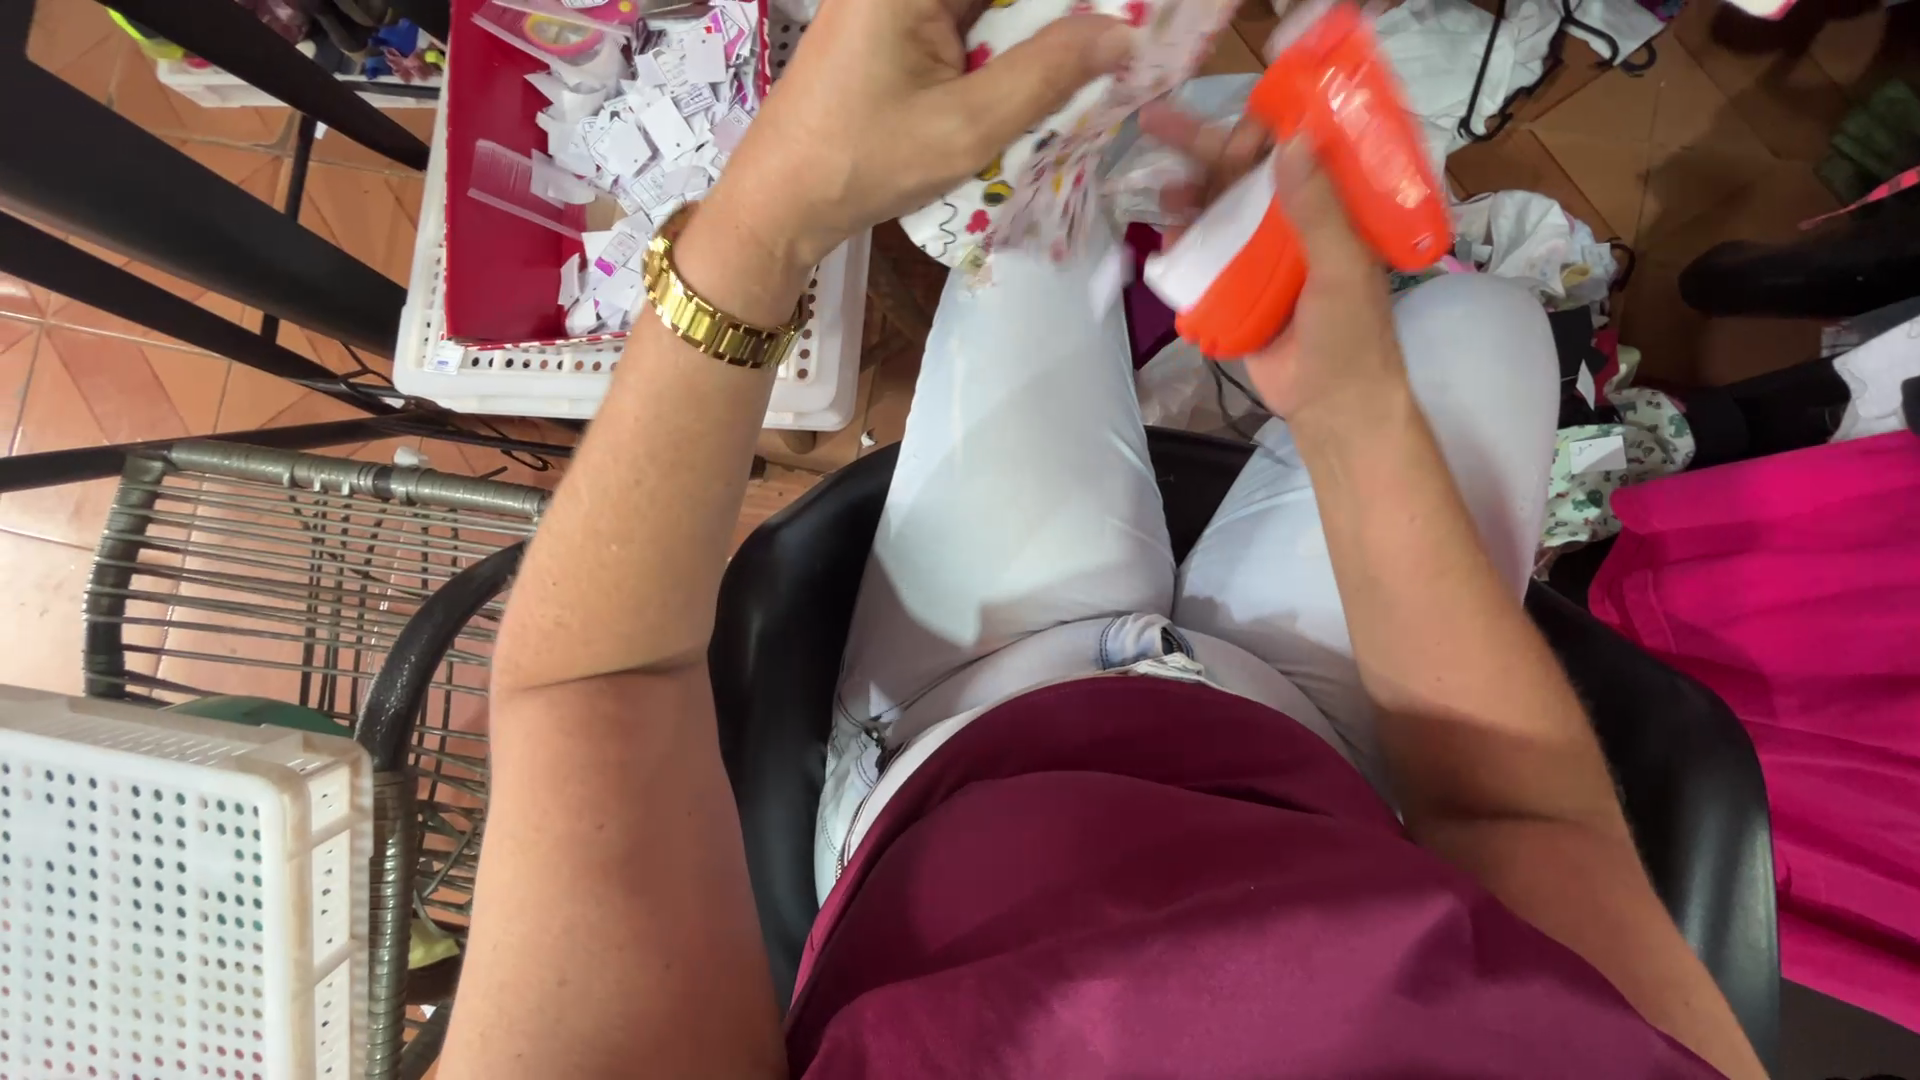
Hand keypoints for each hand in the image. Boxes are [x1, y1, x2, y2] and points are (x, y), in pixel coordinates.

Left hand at [708, 0, 1133, 273]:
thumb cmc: (865, 164)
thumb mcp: (966, 127)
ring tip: (1082, 69)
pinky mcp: (896, 24)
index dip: (1070, 6)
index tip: (1117, 22)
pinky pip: (966, 23)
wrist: (785, 200)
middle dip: (1055, 20)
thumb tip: (1123, 32)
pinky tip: (1030, 84)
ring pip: (989, 6)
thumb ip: (1048, 74)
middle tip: (1108, 50)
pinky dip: (1000, 51)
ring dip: (1031, 37)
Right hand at [1138, 102, 1407, 427]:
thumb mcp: (1340, 268)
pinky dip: (1182, 246)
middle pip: (1242, 176)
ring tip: (1163, 195)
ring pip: (1216, 214)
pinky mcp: (1233, 291)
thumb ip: (1318, 210)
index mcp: (1327, 208)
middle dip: (1202, 150)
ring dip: (1188, 198)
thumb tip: (1290, 141)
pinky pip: (1203, 259)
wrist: (1328, 403)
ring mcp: (1259, 258)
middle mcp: (1291, 223)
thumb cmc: (1349, 335)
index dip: (1259, 132)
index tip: (1234, 131)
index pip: (1290, 151)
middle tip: (1156, 124)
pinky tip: (1164, 239)